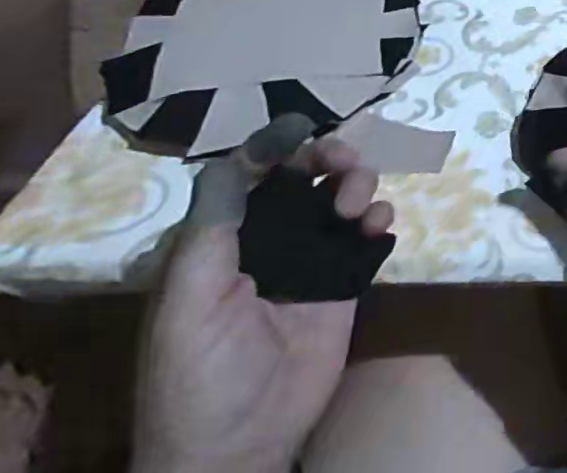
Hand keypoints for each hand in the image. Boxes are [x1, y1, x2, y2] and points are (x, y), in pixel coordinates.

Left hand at [131, 114, 394, 472]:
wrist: (240, 444)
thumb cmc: (198, 371)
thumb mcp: (188, 295)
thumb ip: (215, 223)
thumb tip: (246, 153)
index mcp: (223, 241)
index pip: (250, 176)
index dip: (274, 145)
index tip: (304, 125)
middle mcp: (269, 241)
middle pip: (304, 178)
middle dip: (328, 157)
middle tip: (344, 160)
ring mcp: (311, 260)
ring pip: (340, 197)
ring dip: (356, 183)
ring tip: (356, 205)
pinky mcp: (345, 280)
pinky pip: (367, 234)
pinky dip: (378, 218)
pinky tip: (377, 225)